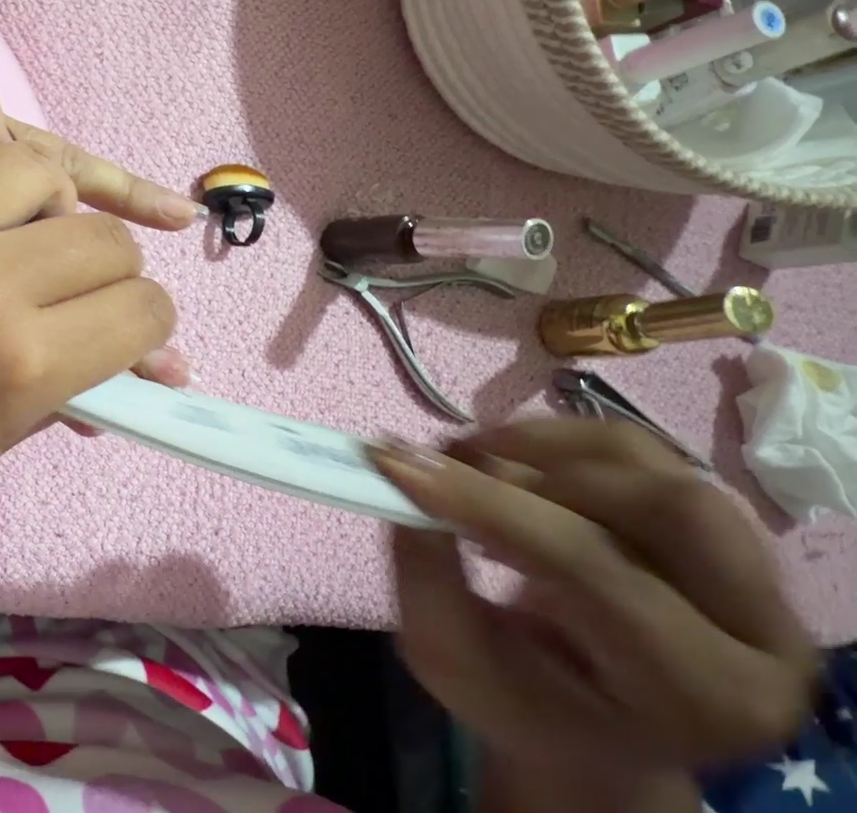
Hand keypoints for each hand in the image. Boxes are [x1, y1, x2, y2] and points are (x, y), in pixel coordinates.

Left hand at [0, 59, 178, 547]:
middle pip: (100, 240)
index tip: (124, 321)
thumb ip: (57, 390)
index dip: (144, 319)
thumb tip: (137, 361)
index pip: (142, 310)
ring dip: (40, 198)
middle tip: (66, 283)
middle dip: (102, 270)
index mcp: (15, 367)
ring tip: (12, 221)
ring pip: (35, 164)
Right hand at [372, 421, 815, 787]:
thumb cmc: (518, 702)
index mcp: (704, 692)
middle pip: (666, 505)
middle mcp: (764, 631)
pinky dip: (558, 438)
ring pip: (656, 465)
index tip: (394, 463)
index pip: (596, 570)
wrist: (588, 722)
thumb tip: (405, 475)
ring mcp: (760, 575)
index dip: (489, 505)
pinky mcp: (727, 530)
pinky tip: (503, 460)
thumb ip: (427, 577)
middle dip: (540, 472)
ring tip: (469, 459)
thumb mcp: (452, 660)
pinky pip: (643, 450)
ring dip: (546, 447)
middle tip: (449, 467)